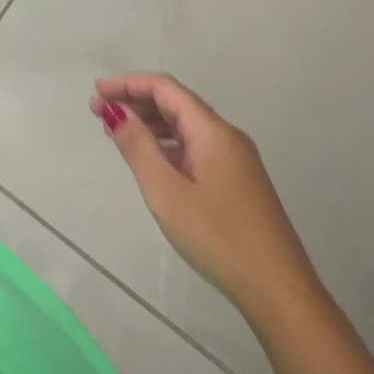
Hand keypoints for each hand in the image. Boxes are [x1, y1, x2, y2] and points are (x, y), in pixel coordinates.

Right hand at [91, 72, 317, 310]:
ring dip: (150, 123)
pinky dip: (167, 144)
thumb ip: (138, 146)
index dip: (128, 84)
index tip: (96, 91)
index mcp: (213, 132)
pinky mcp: (238, 182)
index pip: (166, 89)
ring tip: (116, 132)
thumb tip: (115, 110)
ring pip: (187, 126)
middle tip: (97, 111)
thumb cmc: (217, 236)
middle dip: (136, 101)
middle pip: (177, 103)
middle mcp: (228, 137)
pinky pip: (196, 147)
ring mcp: (236, 160)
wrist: (277, 289)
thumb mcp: (166, 191)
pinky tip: (151, 160)